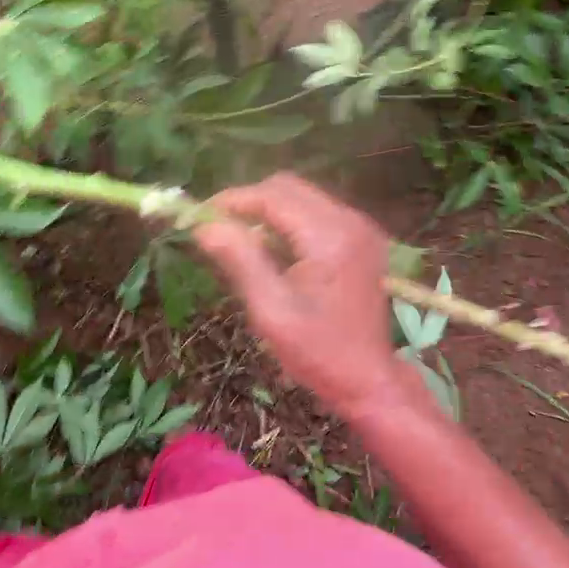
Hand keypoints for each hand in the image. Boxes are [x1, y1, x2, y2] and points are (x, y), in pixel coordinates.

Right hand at [194, 173, 408, 418]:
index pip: (271, 196)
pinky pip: (316, 211)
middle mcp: (349, 220)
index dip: (231, 201)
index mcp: (329, 237)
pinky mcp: (361, 237)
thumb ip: (240, 260)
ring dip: (267, 211)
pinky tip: (273, 251)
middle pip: (287, 187)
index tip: (198, 217)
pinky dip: (288, 221)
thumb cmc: (318, 352)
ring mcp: (360, 227)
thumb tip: (203, 226)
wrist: (370, 380)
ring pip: (301, 196)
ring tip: (241, 242)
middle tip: (217, 229)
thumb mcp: (271, 311)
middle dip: (248, 202)